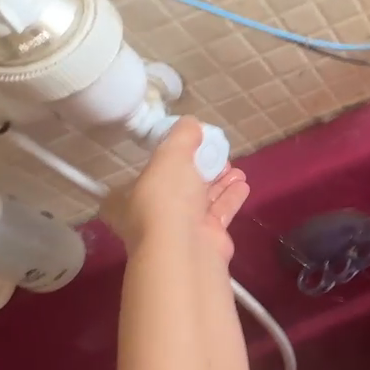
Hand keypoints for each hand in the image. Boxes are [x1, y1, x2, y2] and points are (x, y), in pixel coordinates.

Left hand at [105, 117, 248, 259]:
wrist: (187, 247)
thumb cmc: (166, 199)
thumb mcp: (170, 157)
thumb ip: (181, 137)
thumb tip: (192, 122)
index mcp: (126, 197)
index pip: (147, 173)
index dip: (168, 159)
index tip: (189, 147)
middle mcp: (151, 215)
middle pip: (178, 186)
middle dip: (201, 169)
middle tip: (217, 154)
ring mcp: (179, 229)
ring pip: (201, 199)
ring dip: (220, 182)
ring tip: (235, 168)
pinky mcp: (206, 238)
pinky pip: (218, 212)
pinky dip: (230, 197)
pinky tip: (243, 184)